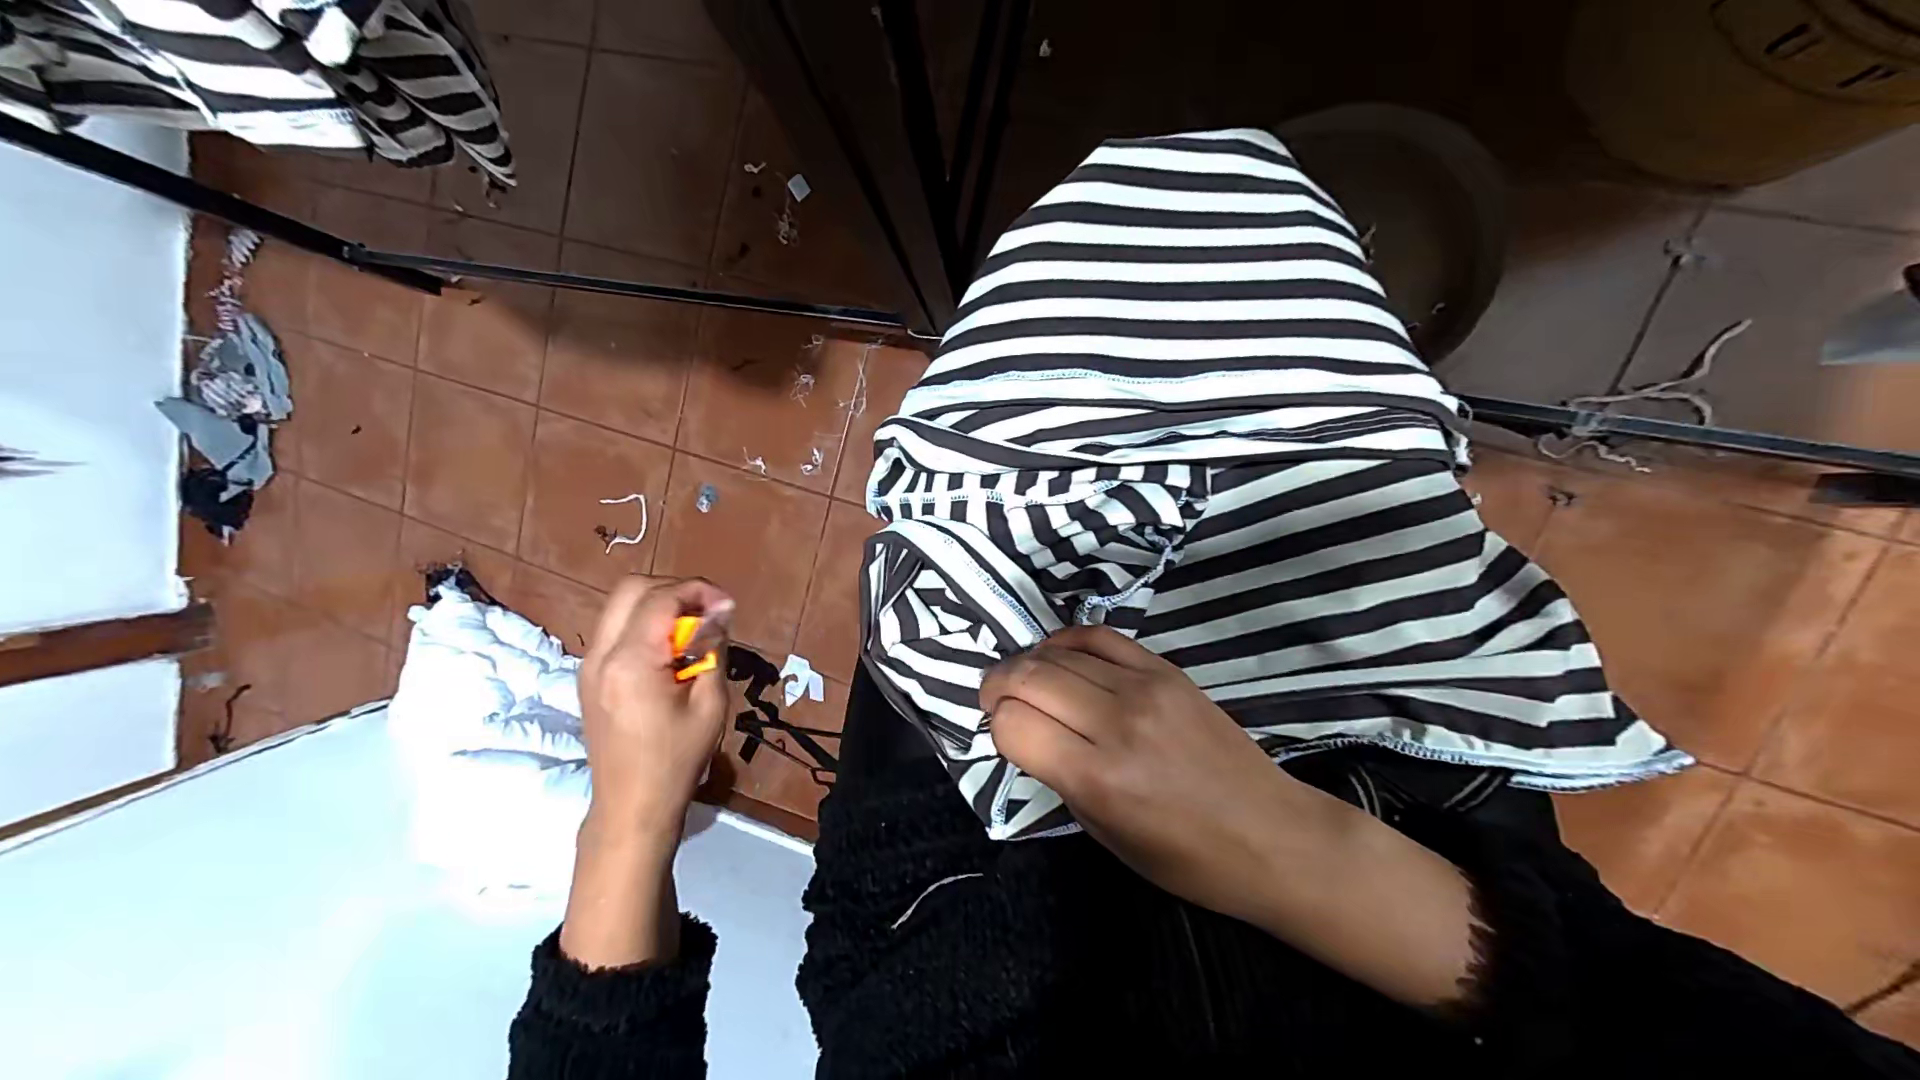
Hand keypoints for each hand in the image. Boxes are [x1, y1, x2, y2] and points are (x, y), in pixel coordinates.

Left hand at [577, 575, 734, 834]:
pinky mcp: (588, 675)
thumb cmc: (677, 759)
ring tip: (692, 628)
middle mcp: (601, 655)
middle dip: (675, 589)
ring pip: (619, 604)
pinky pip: (615, 627)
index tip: (727, 606)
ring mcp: (589, 664)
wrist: (631, 804)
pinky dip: (644, 622)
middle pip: (632, 589)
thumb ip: (712, 648)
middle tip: (707, 611)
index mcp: (631, 662)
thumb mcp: (710, 703)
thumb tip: (720, 610)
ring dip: (658, 603)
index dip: (698, 591)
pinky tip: (669, 649)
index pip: (661, 599)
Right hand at [980, 624, 1303, 923]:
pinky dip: (1065, 641)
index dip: (996, 727)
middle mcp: (1117, 723)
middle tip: (994, 701)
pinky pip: (1098, 636)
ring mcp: (1144, 687)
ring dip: (1026, 664)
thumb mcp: (1104, 832)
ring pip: (1056, 653)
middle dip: (997, 686)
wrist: (1272, 835)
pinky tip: (1057, 656)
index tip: (1003, 736)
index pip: (1013, 724)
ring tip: (1023, 681)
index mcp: (1097, 777)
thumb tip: (1025, 730)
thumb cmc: (1185, 857)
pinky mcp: (1165, 669)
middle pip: (1027, 677)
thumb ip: (1057, 774)